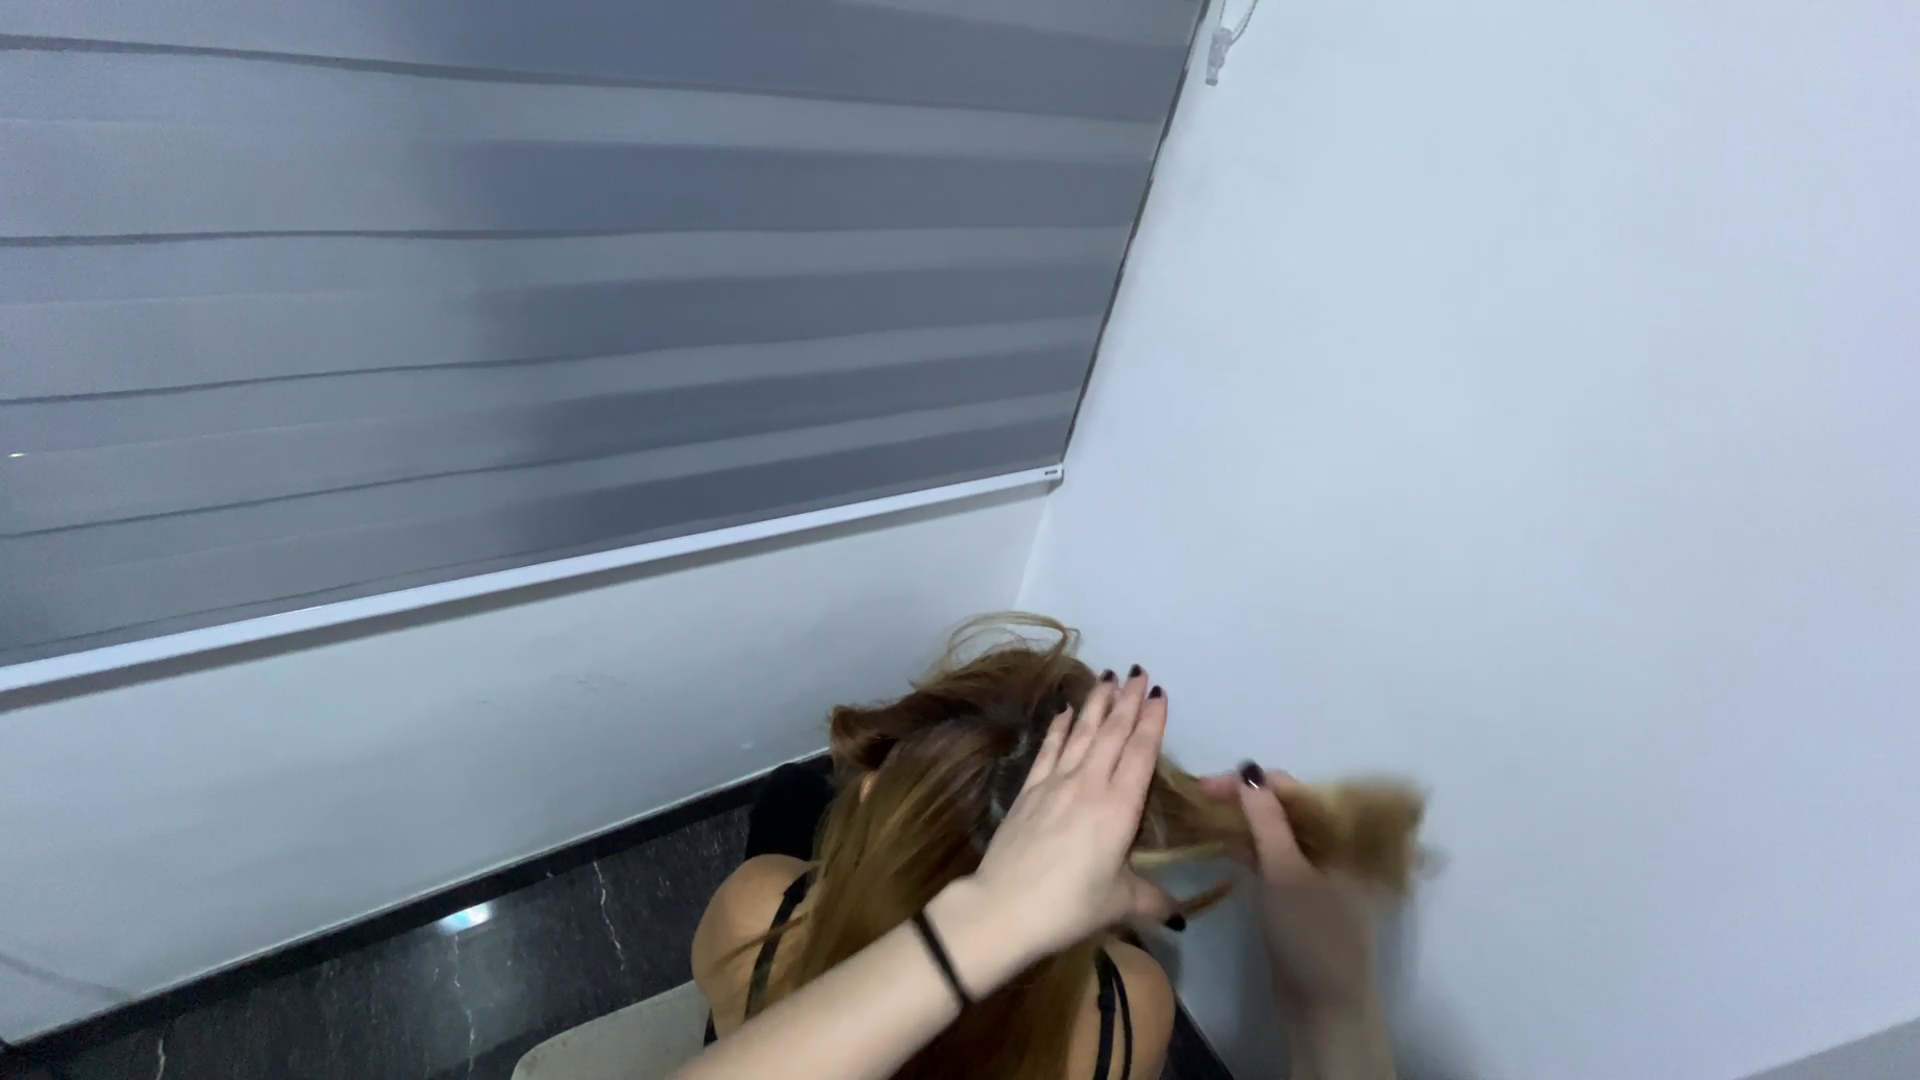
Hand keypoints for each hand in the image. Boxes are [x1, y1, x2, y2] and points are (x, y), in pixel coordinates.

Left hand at [943, 670, 1177, 966]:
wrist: (1004, 904)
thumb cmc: (1069, 906)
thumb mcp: (1119, 904)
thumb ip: (1151, 899)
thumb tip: (1177, 910)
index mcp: (1118, 808)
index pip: (1140, 754)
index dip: (1151, 722)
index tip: (1158, 694)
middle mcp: (1089, 784)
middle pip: (1113, 734)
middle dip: (1127, 701)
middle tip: (1138, 672)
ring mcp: (1055, 783)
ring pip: (1082, 733)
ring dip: (1097, 704)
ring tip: (1108, 677)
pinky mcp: (1029, 788)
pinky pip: (1049, 749)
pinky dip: (1059, 727)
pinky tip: (1066, 710)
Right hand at [1201, 764, 1380, 1018]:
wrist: (1323, 1006)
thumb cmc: (1310, 934)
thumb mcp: (1285, 872)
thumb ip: (1266, 819)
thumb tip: (1248, 770)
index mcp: (1343, 836)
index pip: (1294, 791)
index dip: (1252, 783)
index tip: (1209, 786)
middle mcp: (1333, 846)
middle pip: (1285, 807)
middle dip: (1244, 797)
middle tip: (1201, 795)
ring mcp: (1316, 869)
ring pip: (1275, 829)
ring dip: (1242, 818)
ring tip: (1205, 811)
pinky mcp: (1298, 890)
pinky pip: (1271, 852)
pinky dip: (1247, 844)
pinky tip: (1221, 839)